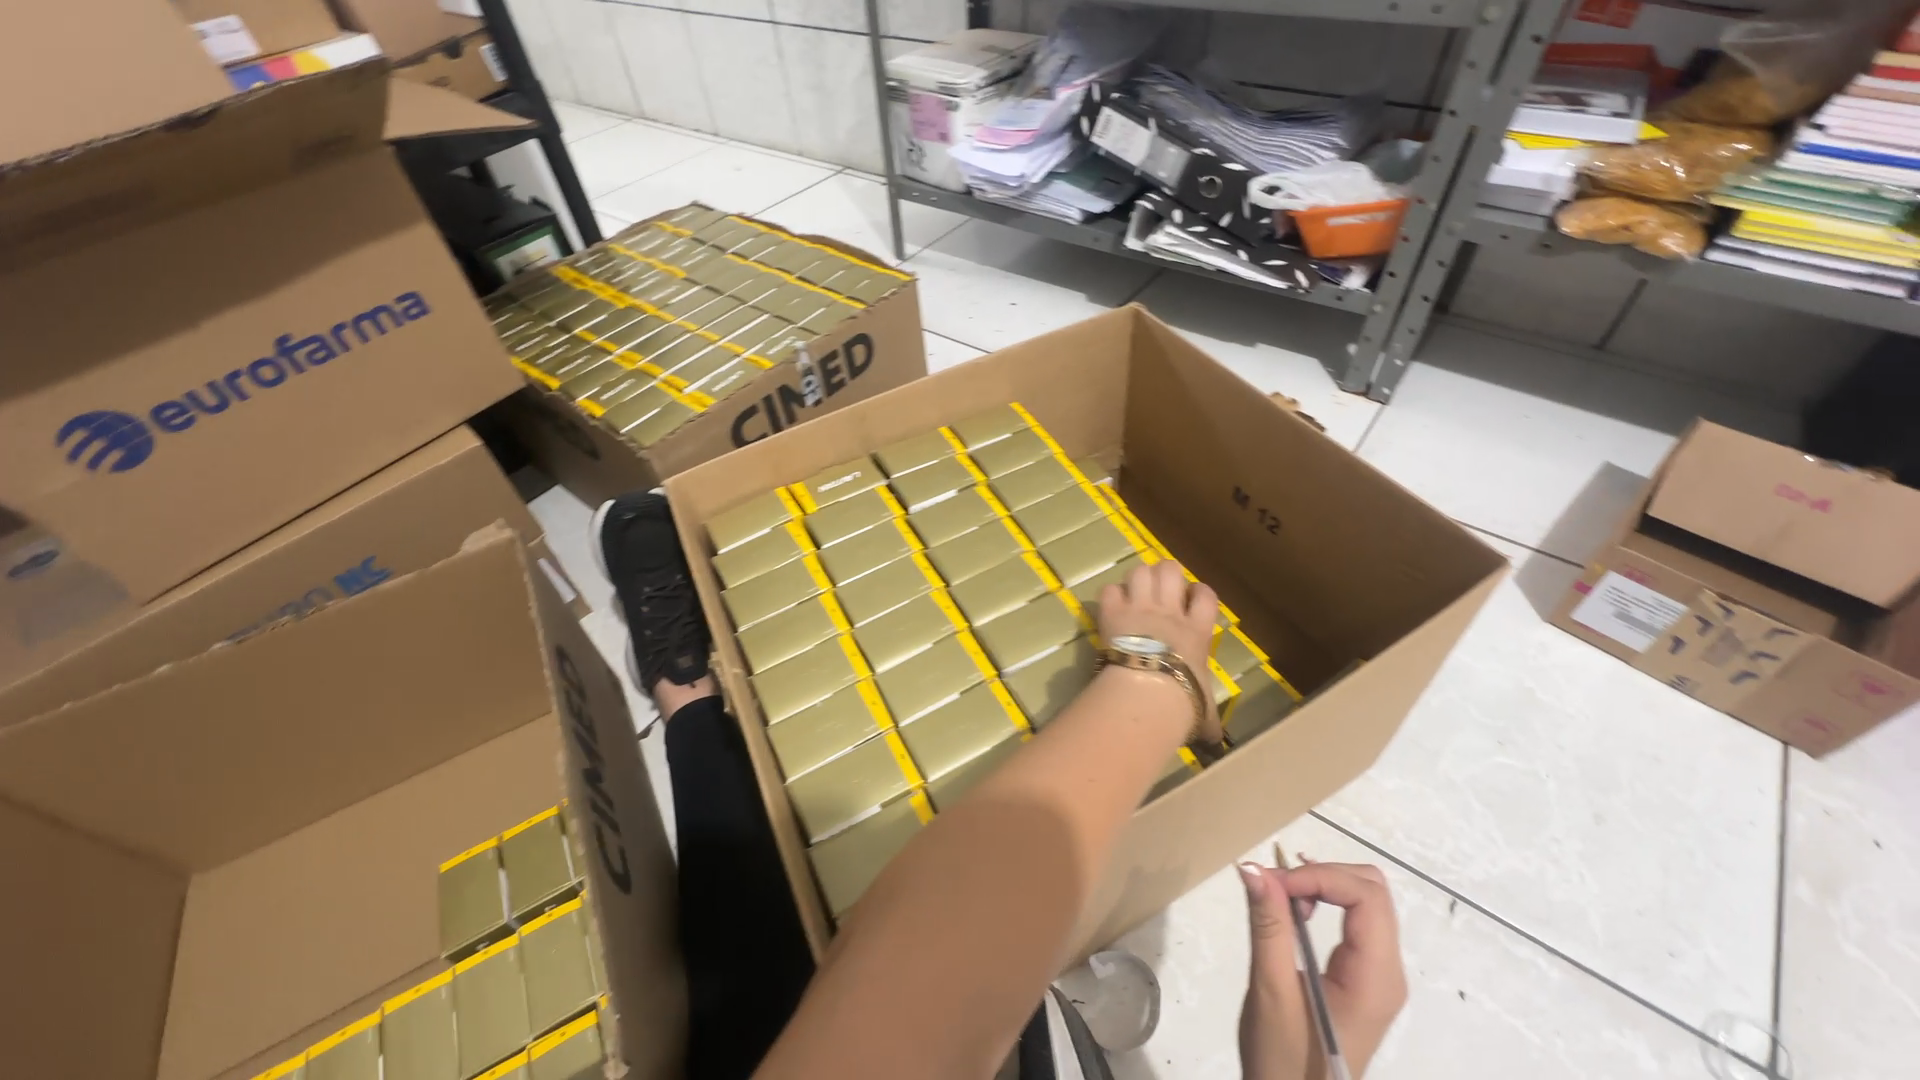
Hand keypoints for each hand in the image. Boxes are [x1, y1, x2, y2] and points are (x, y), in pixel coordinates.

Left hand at [1097, 560, 1220, 741]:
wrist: (1149, 694)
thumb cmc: (1182, 702)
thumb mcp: (1204, 712)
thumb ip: (1209, 721)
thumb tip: (1216, 740)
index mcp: (1197, 632)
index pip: (1206, 595)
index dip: (1199, 591)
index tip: (1192, 599)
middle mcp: (1170, 612)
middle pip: (1171, 570)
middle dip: (1165, 573)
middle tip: (1158, 589)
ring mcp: (1140, 608)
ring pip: (1140, 571)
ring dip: (1137, 579)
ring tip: (1133, 593)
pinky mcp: (1112, 613)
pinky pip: (1109, 589)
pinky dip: (1109, 595)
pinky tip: (1110, 607)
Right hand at [1238, 860, 1406, 1079]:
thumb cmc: (1284, 1059)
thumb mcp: (1271, 990)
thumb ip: (1268, 925)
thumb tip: (1252, 866)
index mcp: (1376, 978)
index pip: (1366, 897)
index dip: (1319, 876)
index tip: (1272, 882)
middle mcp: (1388, 971)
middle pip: (1373, 892)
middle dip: (1322, 874)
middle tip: (1274, 886)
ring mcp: (1379, 976)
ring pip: (1366, 902)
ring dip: (1323, 886)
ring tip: (1280, 900)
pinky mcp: (1364, 979)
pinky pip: (1356, 922)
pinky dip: (1325, 903)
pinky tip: (1294, 915)